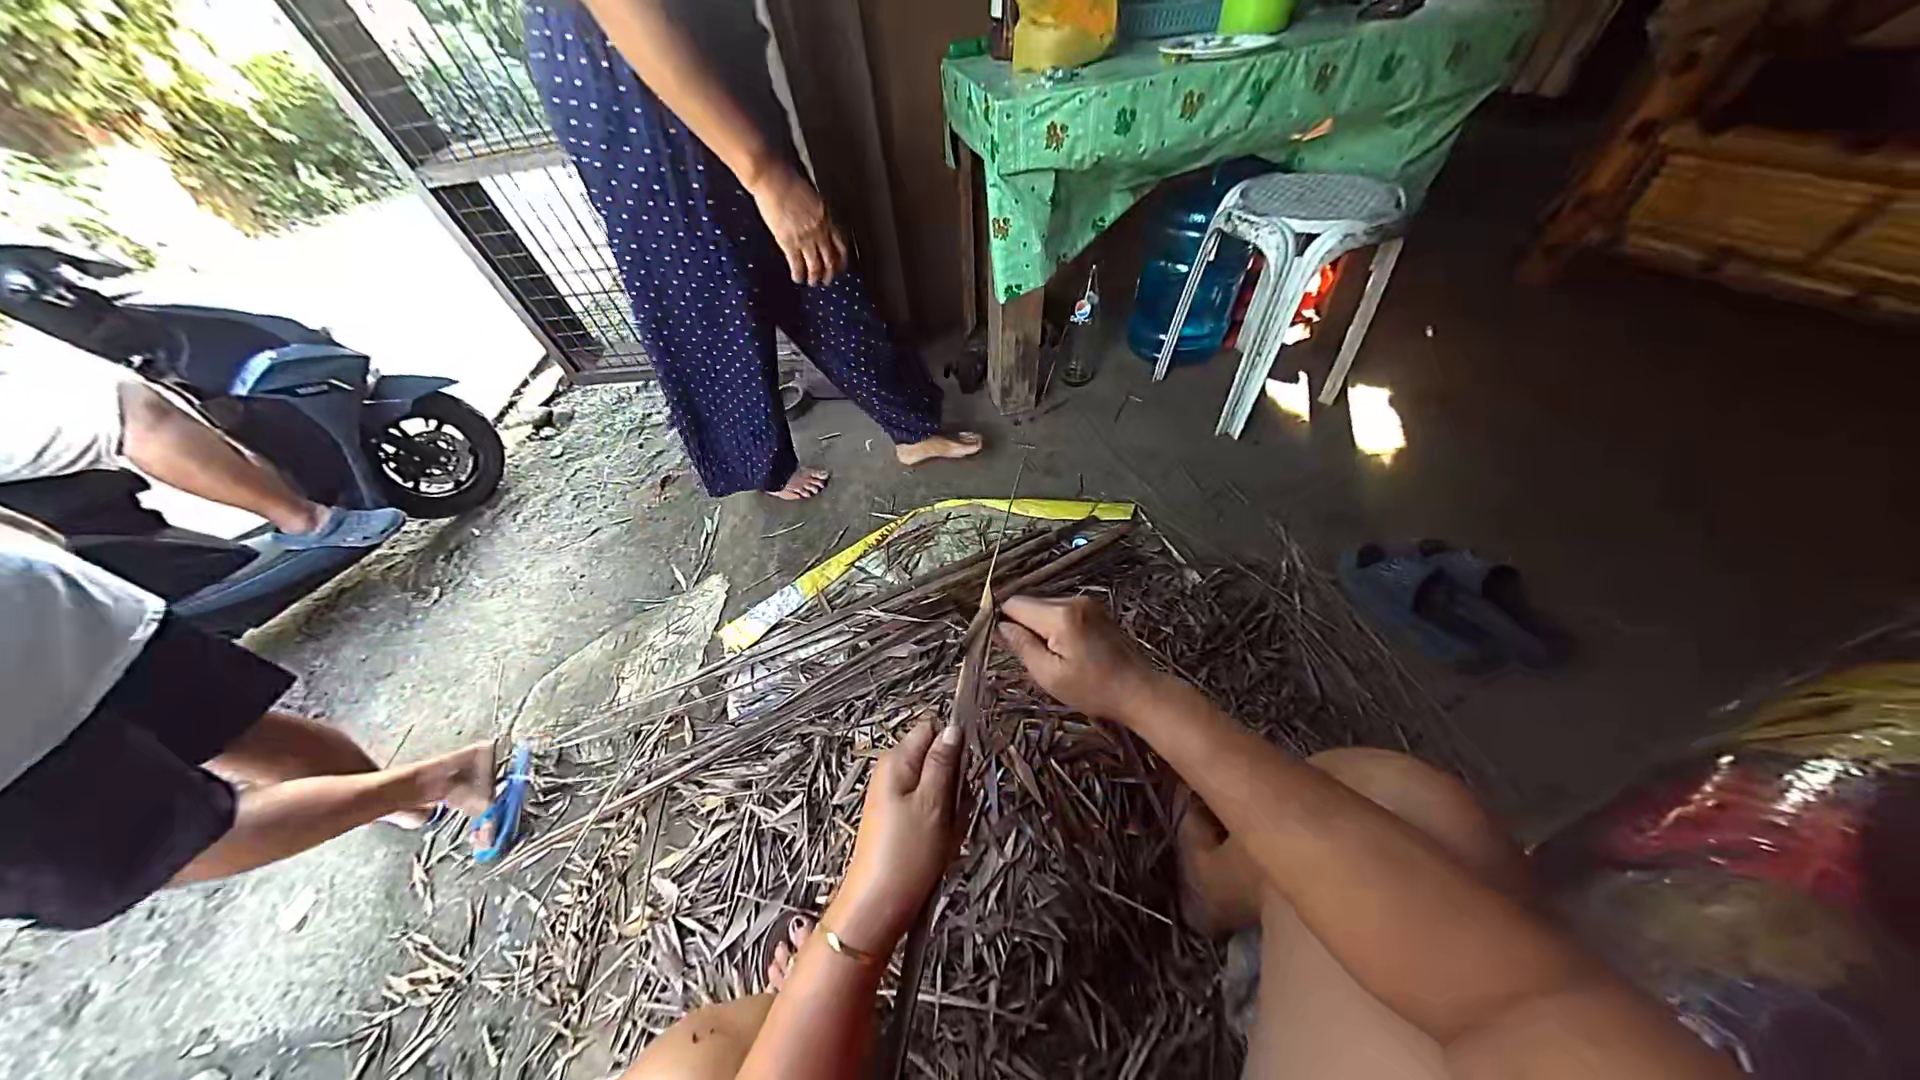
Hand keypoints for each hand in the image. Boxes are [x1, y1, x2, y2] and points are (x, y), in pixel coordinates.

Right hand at [746, 164, 848, 286]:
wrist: (773, 178)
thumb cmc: (789, 182)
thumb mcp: (814, 198)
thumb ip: (820, 214)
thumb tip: (821, 226)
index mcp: (828, 219)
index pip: (842, 246)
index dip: (842, 260)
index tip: (840, 267)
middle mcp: (820, 231)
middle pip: (831, 260)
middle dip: (830, 274)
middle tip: (827, 281)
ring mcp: (805, 238)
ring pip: (816, 266)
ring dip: (815, 278)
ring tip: (812, 283)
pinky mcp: (789, 242)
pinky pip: (797, 265)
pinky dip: (798, 274)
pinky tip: (797, 278)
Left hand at [832, 720, 961, 950]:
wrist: (878, 906)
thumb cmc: (906, 854)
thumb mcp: (933, 802)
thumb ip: (943, 762)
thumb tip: (953, 729)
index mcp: (897, 760)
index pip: (931, 728)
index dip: (953, 743)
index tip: (964, 770)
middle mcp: (892, 772)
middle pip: (936, 757)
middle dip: (954, 780)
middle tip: (956, 808)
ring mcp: (894, 796)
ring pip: (937, 785)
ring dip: (951, 805)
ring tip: (948, 830)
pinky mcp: (899, 819)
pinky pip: (930, 808)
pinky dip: (941, 822)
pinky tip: (940, 842)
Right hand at [996, 595, 1160, 723]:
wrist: (1138, 690)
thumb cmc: (1093, 689)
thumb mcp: (1049, 675)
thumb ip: (1021, 646)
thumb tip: (998, 626)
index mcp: (1060, 615)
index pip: (1014, 604)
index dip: (1002, 621)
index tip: (1001, 643)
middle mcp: (1073, 600)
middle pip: (1029, 603)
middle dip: (1022, 625)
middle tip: (1031, 657)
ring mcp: (1086, 602)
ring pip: (1044, 606)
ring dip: (1039, 627)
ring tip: (1052, 656)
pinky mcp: (1094, 608)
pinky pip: (1061, 610)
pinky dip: (1054, 626)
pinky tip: (1066, 650)